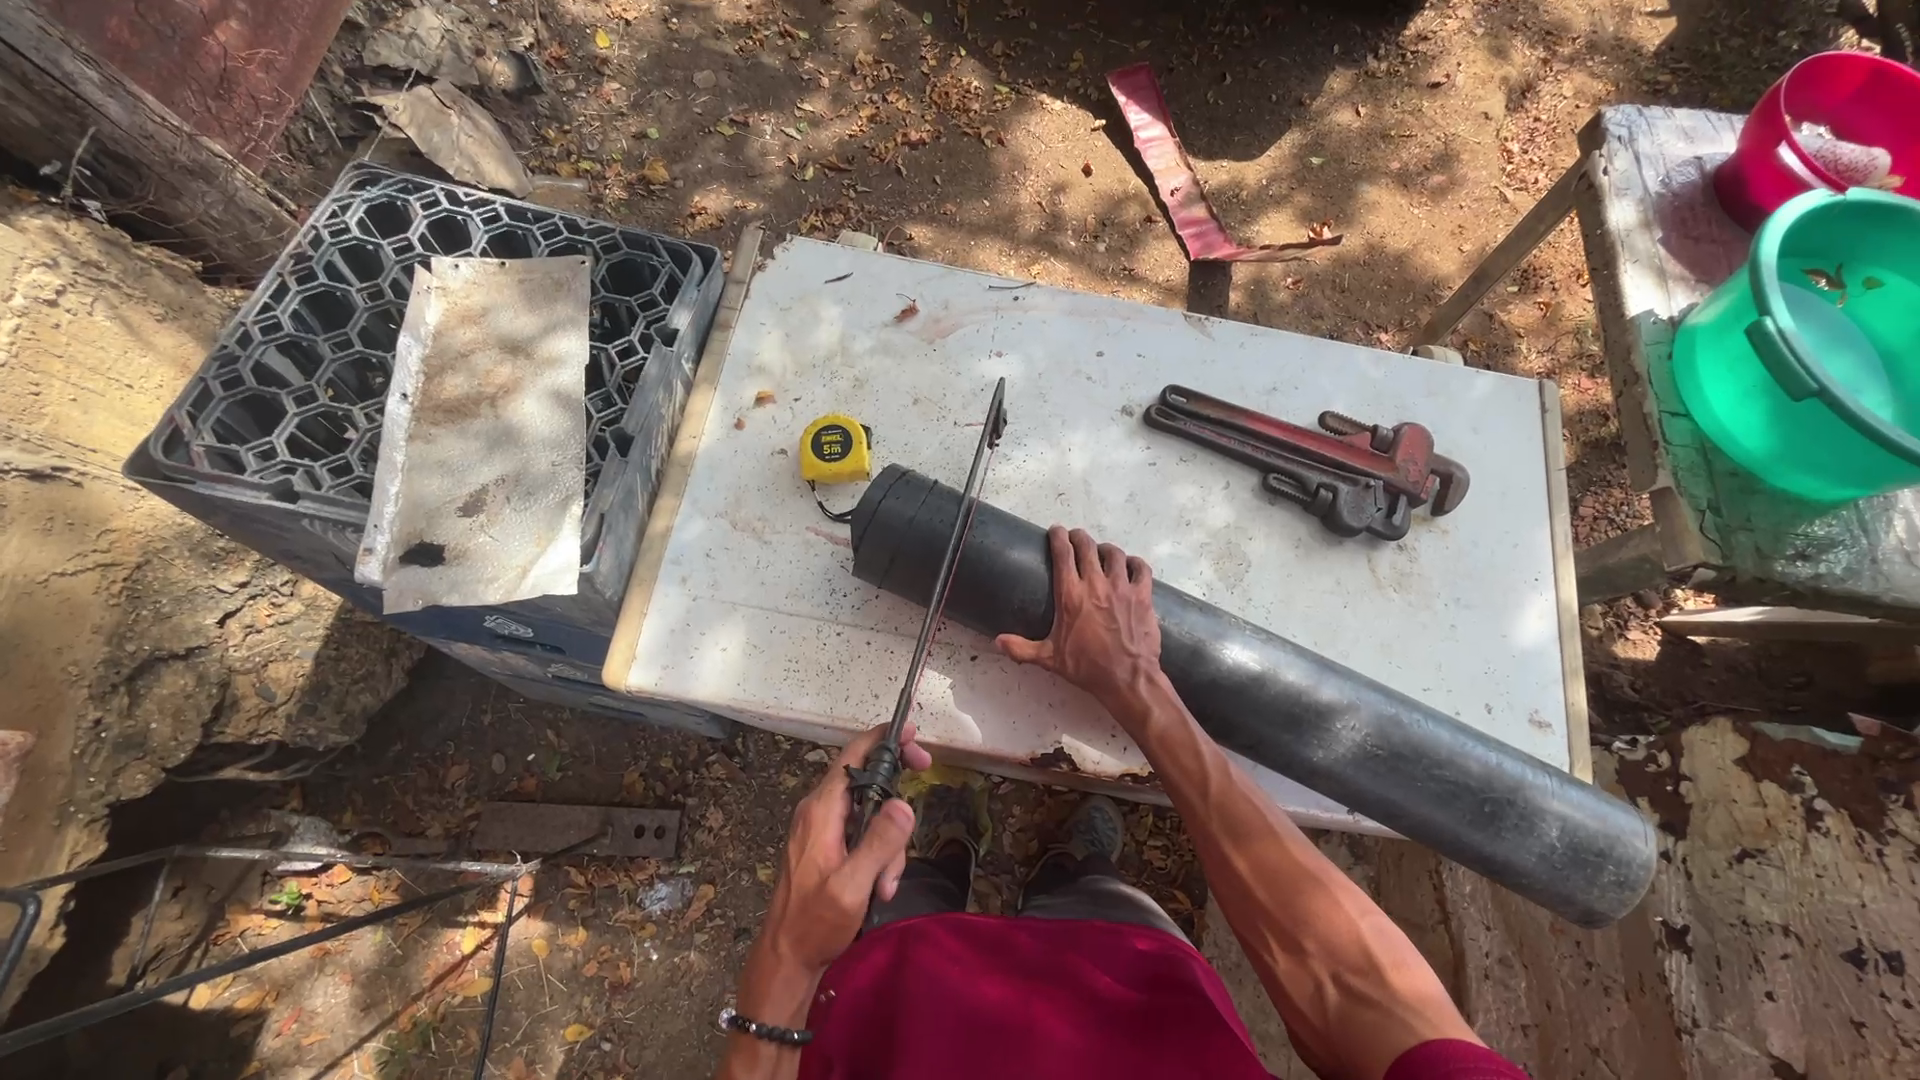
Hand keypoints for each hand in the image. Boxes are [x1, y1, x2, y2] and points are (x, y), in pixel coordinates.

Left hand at [757, 721, 930, 974]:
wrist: (785, 960)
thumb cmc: (814, 923)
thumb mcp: (852, 886)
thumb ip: (879, 843)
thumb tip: (904, 803)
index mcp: (821, 810)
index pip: (854, 755)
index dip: (884, 739)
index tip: (914, 736)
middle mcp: (819, 810)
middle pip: (868, 782)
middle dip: (896, 802)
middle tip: (916, 809)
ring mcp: (822, 829)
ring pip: (870, 813)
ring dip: (888, 845)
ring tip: (885, 885)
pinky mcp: (827, 846)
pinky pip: (861, 834)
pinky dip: (877, 855)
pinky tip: (878, 888)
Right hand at [996, 526, 1162, 713]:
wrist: (1127, 678)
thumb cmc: (1087, 667)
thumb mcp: (1050, 658)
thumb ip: (1022, 648)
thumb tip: (997, 642)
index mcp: (1071, 596)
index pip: (1063, 554)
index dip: (1058, 537)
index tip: (1055, 531)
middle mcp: (1096, 584)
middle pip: (1087, 547)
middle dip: (1079, 537)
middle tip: (1075, 537)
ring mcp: (1122, 588)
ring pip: (1114, 554)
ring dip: (1105, 549)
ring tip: (1101, 551)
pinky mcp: (1143, 596)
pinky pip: (1141, 568)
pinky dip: (1134, 562)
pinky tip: (1129, 564)